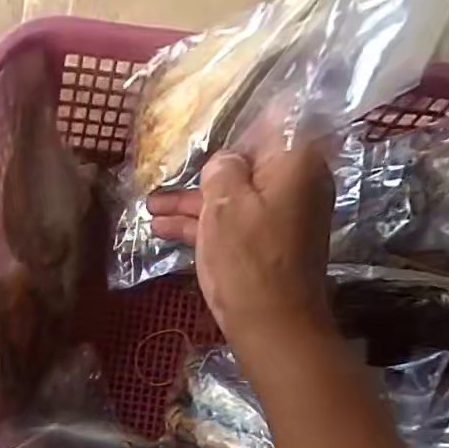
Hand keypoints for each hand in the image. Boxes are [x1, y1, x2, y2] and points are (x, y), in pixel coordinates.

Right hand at [146, 134, 337, 355]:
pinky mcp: (269, 246)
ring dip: (195, 203)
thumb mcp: (223, 205)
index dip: (233, 128)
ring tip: (151, 207)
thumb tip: (224, 163)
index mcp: (296, 160)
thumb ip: (220, 170)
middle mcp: (297, 182)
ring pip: (235, 199)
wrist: (272, 325)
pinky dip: (206, 225)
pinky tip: (165, 229)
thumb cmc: (248, 259)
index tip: (200, 138)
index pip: (269, 122)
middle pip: (247, 165)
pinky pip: (236, 224)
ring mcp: (283, 217)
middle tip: (165, 174)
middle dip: (205, 173)